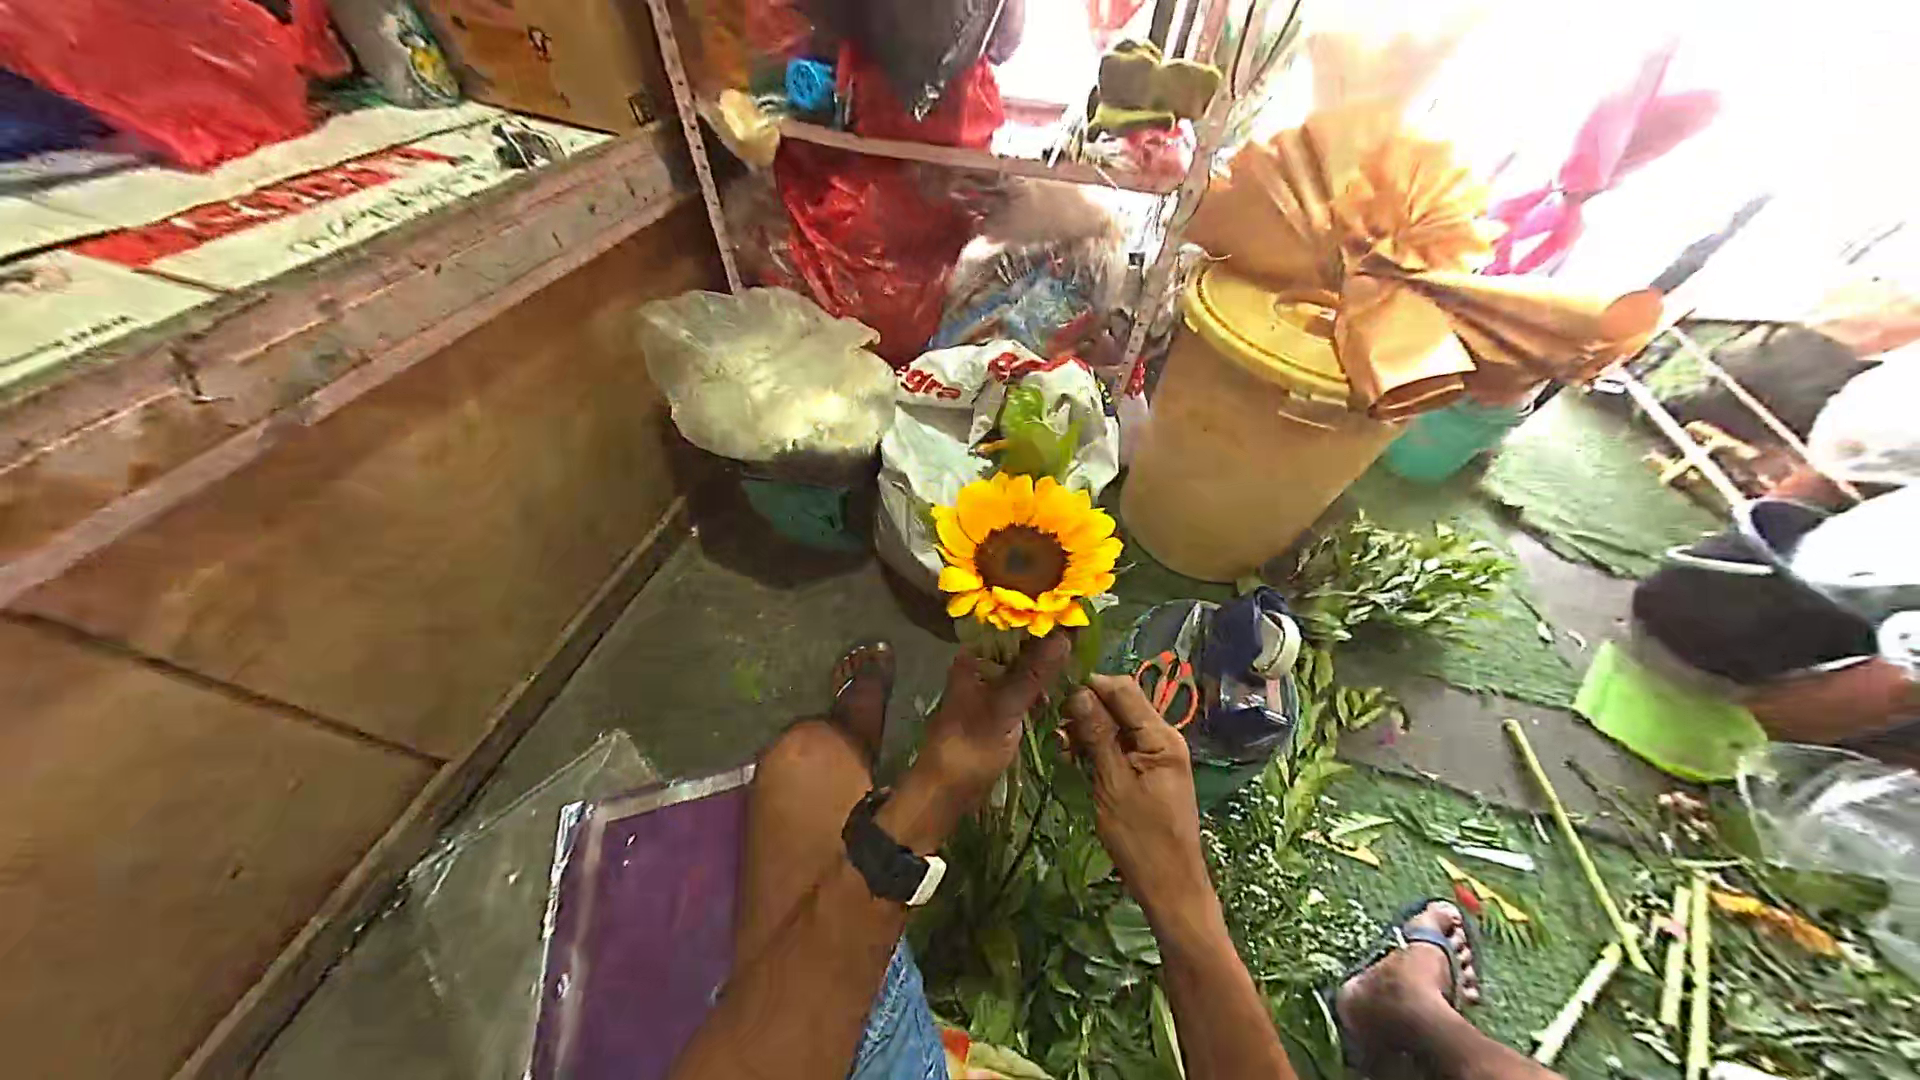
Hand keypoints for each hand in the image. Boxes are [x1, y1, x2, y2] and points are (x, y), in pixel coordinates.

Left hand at [886, 634, 1069, 851]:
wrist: (946, 791)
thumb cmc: (970, 744)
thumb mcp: (1005, 705)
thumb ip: (1034, 672)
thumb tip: (1064, 637)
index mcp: (973, 657)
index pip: (1009, 628)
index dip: (1039, 624)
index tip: (1072, 623)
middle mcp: (980, 667)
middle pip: (1019, 649)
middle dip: (1047, 649)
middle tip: (1081, 648)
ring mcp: (990, 690)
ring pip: (1024, 671)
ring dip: (1046, 673)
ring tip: (1075, 671)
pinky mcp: (999, 711)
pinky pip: (1024, 693)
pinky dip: (1039, 694)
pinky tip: (1058, 697)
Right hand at [1063, 674, 1211, 917]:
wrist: (1170, 888)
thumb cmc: (1142, 839)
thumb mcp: (1113, 784)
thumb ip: (1097, 735)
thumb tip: (1078, 692)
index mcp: (1160, 737)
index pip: (1123, 690)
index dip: (1090, 686)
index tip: (1057, 696)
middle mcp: (1162, 737)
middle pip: (1119, 704)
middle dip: (1086, 709)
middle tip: (1057, 728)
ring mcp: (1155, 753)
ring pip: (1115, 724)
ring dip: (1088, 729)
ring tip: (1063, 748)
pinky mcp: (1147, 769)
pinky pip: (1119, 744)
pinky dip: (1096, 746)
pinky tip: (1075, 758)